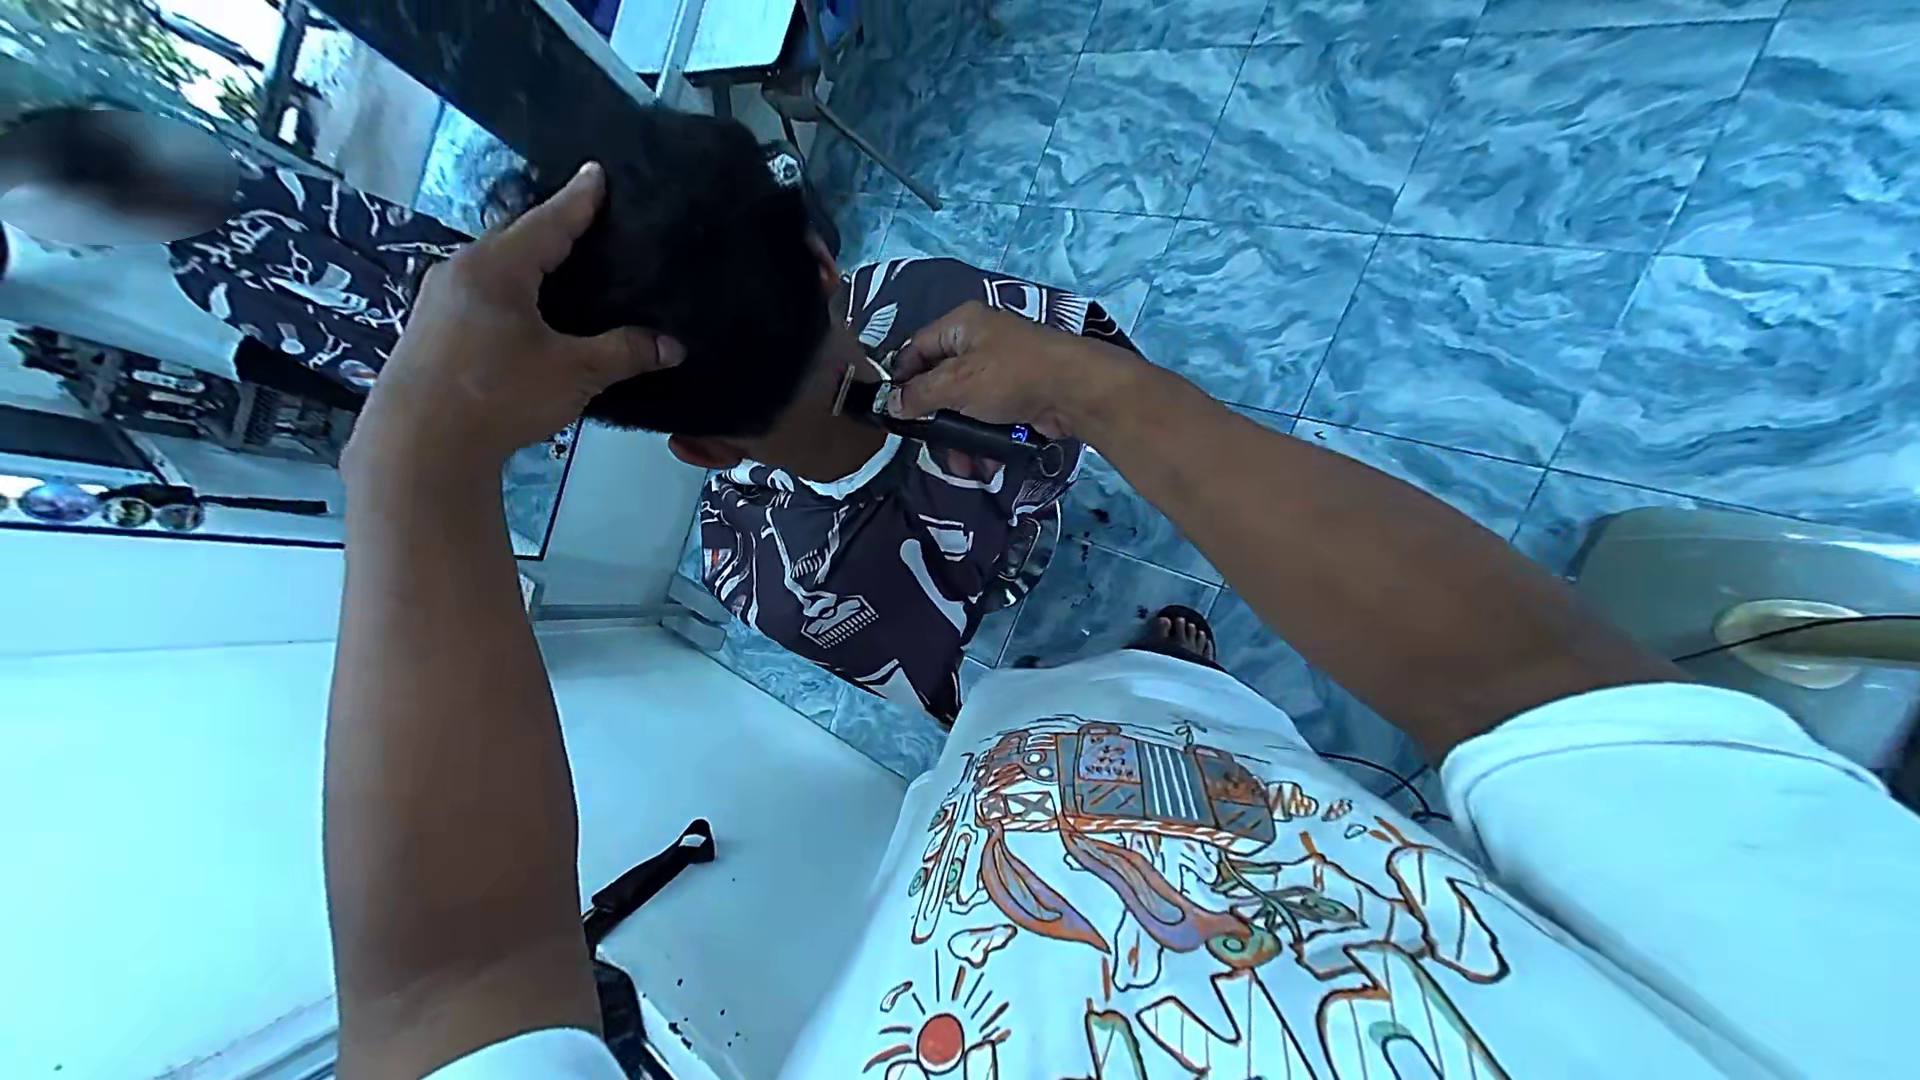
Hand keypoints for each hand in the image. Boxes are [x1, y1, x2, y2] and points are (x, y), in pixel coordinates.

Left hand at [345, 162, 682, 481]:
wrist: (422, 443)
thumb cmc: (500, 393)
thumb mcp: (576, 371)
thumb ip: (625, 352)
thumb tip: (673, 346)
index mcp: (496, 269)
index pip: (547, 224)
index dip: (578, 201)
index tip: (596, 173)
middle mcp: (462, 274)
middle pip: (517, 242)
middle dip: (553, 230)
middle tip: (586, 222)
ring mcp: (442, 302)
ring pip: (498, 271)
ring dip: (532, 265)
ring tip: (562, 266)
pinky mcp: (436, 332)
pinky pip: (487, 297)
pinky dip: (516, 294)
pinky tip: (531, 314)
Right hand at [889, 301, 1146, 440]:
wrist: (1074, 391)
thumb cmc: (1010, 377)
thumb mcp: (957, 384)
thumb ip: (919, 395)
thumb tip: (890, 404)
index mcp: (961, 326)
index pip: (916, 348)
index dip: (901, 378)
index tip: (892, 409)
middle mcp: (978, 343)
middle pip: (939, 382)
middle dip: (933, 419)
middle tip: (927, 445)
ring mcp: (999, 370)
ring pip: (963, 406)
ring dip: (958, 438)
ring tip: (961, 466)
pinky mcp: (1015, 396)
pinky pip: (986, 418)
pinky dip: (981, 439)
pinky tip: (981, 463)